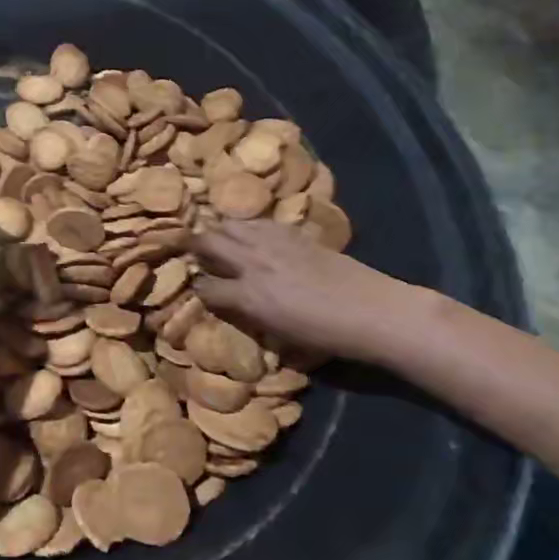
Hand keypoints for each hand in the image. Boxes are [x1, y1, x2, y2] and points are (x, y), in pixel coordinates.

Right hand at [191, 220, 417, 364]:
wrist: (373, 312)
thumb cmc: (326, 336)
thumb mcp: (279, 335)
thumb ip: (250, 314)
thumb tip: (234, 303)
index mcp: (249, 296)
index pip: (206, 286)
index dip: (197, 288)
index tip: (195, 287)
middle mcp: (254, 264)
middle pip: (209, 242)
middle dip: (193, 244)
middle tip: (186, 246)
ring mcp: (274, 244)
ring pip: (231, 225)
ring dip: (217, 229)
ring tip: (213, 234)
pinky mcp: (294, 234)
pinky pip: (258, 222)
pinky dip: (245, 226)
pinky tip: (248, 232)